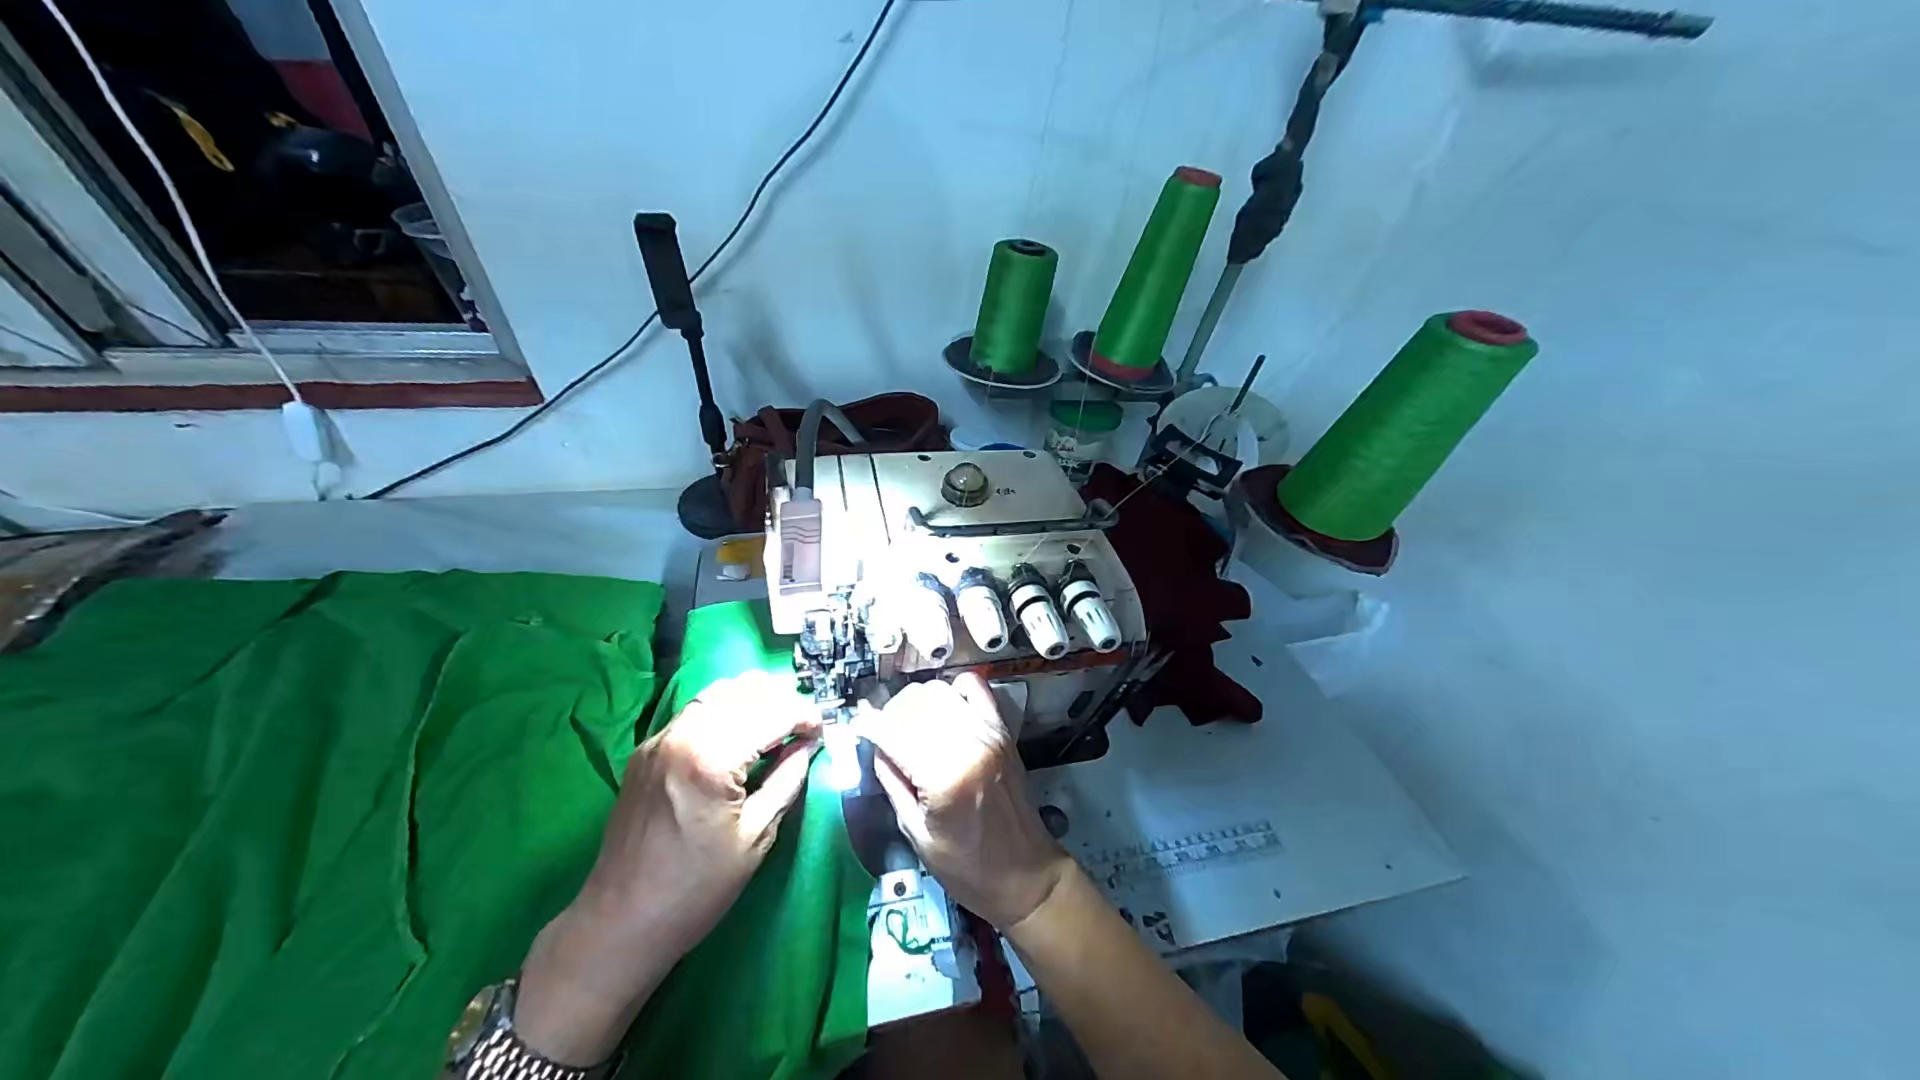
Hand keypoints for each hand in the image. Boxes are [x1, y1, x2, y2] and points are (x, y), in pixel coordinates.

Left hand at [516, 671, 818, 1064]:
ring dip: (753, 700)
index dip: (804, 715)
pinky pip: (695, 711)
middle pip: (745, 691)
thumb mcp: (757, 836)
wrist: (620, 921)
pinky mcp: (646, 749)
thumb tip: (808, 743)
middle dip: (781, 701)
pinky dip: (725, 709)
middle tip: (803, 727)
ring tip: (776, 725)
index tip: (821, 729)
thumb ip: (787, 779)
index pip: (771, 712)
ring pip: (718, 692)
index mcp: (711, 758)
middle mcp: (682, 735)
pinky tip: (740, 734)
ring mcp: (659, 739)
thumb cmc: (696, 889)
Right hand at [857, 673, 1073, 930]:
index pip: (893, 730)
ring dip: (917, 703)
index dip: (867, 725)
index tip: (856, 728)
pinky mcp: (1002, 731)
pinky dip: (953, 691)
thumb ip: (893, 783)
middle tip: (882, 735)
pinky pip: (974, 687)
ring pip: (939, 691)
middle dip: (890, 714)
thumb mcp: (916, 833)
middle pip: (914, 702)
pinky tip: (942, 712)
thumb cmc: (968, 868)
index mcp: (944, 776)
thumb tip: (876, 746)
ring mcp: (989, 733)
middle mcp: (969, 745)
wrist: (1025, 874)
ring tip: (909, 728)